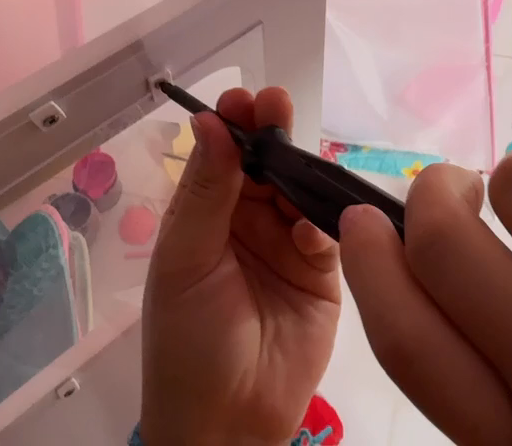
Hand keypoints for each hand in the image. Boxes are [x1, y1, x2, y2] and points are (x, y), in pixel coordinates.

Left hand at [141, 87, 340, 445]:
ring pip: (299, 187)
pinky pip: (325, 230)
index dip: (232, 124)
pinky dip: (319, 220)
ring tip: (297, 145)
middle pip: (266, 162)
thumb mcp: (186, 262)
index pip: (222, 155)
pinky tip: (306, 226)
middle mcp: (248, 219)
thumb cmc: (189, 340)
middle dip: (270, 130)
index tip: (241, 99)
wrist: (228, 423)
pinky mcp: (321, 269)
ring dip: (299, 166)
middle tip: (275, 102)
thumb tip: (210, 123)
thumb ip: (205, 193)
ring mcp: (286, 242)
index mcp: (207, 213)